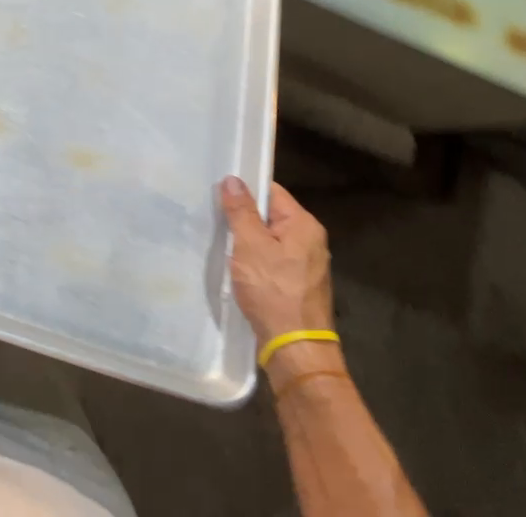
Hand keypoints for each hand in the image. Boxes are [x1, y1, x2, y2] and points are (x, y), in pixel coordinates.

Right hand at [219, 177, 333, 351]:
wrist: (294, 346)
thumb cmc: (272, 290)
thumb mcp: (250, 245)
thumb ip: (240, 211)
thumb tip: (233, 179)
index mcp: (304, 225)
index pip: (272, 192)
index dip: (245, 190)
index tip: (218, 195)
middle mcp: (311, 240)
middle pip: (271, 216)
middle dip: (243, 218)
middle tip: (214, 219)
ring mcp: (307, 264)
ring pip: (270, 240)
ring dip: (247, 241)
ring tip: (222, 243)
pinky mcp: (298, 284)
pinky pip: (273, 260)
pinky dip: (255, 261)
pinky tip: (238, 268)